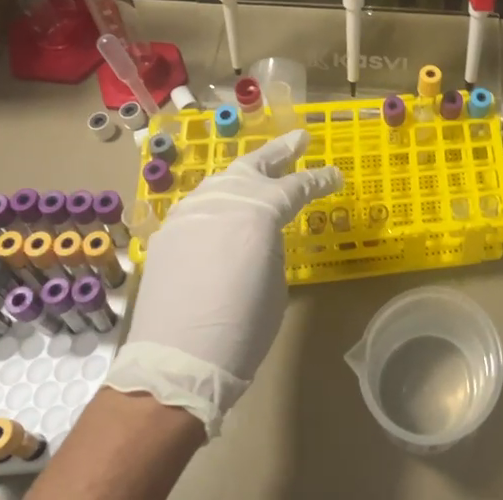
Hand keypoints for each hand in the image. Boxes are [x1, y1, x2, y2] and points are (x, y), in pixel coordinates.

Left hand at [102, 128, 341, 435]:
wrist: (176, 361)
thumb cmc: (242, 327)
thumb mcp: (275, 281)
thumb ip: (271, 244)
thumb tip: (260, 234)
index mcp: (260, 210)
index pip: (298, 186)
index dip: (319, 180)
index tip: (335, 175)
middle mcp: (223, 200)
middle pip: (256, 165)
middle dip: (281, 151)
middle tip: (300, 140)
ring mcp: (190, 213)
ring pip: (223, 181)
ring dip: (245, 174)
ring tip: (260, 170)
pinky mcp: (167, 233)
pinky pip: (200, 205)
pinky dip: (218, 202)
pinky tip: (224, 209)